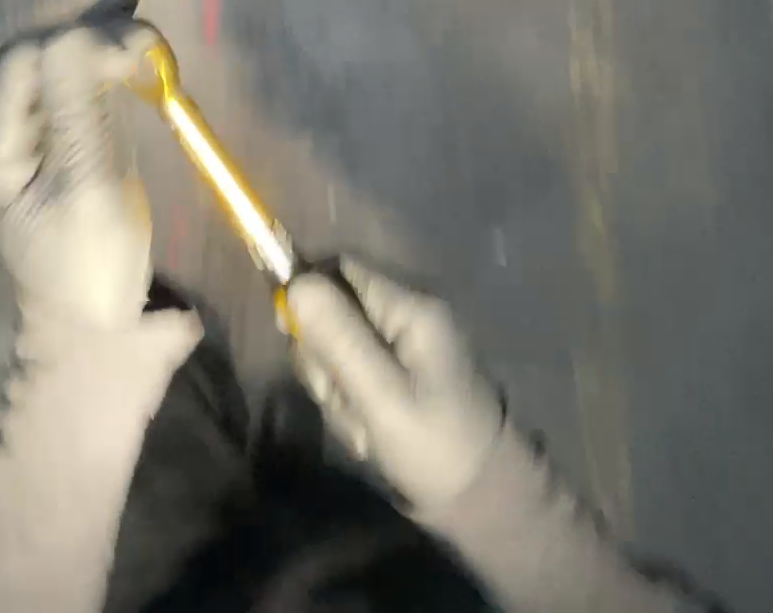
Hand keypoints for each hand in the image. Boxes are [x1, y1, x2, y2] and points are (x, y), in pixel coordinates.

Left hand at [0, 18, 159, 331]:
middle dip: (92, 40)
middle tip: (147, 48)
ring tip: (148, 42)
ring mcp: (36, 134)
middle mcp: (6, 132)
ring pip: (63, 66)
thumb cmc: (89, 264)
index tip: (128, 57)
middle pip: (39, 58)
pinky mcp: (67, 139)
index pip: (19, 64)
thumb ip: (76, 111)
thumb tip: (74, 34)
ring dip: (104, 45)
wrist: (97, 322)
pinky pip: (82, 88)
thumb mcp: (86, 189)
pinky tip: (138, 48)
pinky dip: (111, 65)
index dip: (71, 44)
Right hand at [287, 259, 505, 510]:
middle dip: (323, 357)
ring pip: (335, 348)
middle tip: (337, 397)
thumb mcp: (382, 396)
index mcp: (409, 308)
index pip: (339, 270)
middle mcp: (405, 317)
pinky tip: (367, 433)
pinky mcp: (396, 374)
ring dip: (335, 388)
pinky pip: (350, 374)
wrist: (482, 503)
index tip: (290, 333)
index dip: (308, 295)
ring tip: (361, 426)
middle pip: (332, 311)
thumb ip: (339, 339)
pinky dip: (349, 403)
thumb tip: (295, 283)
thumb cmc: (434, 445)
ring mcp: (401, 346)